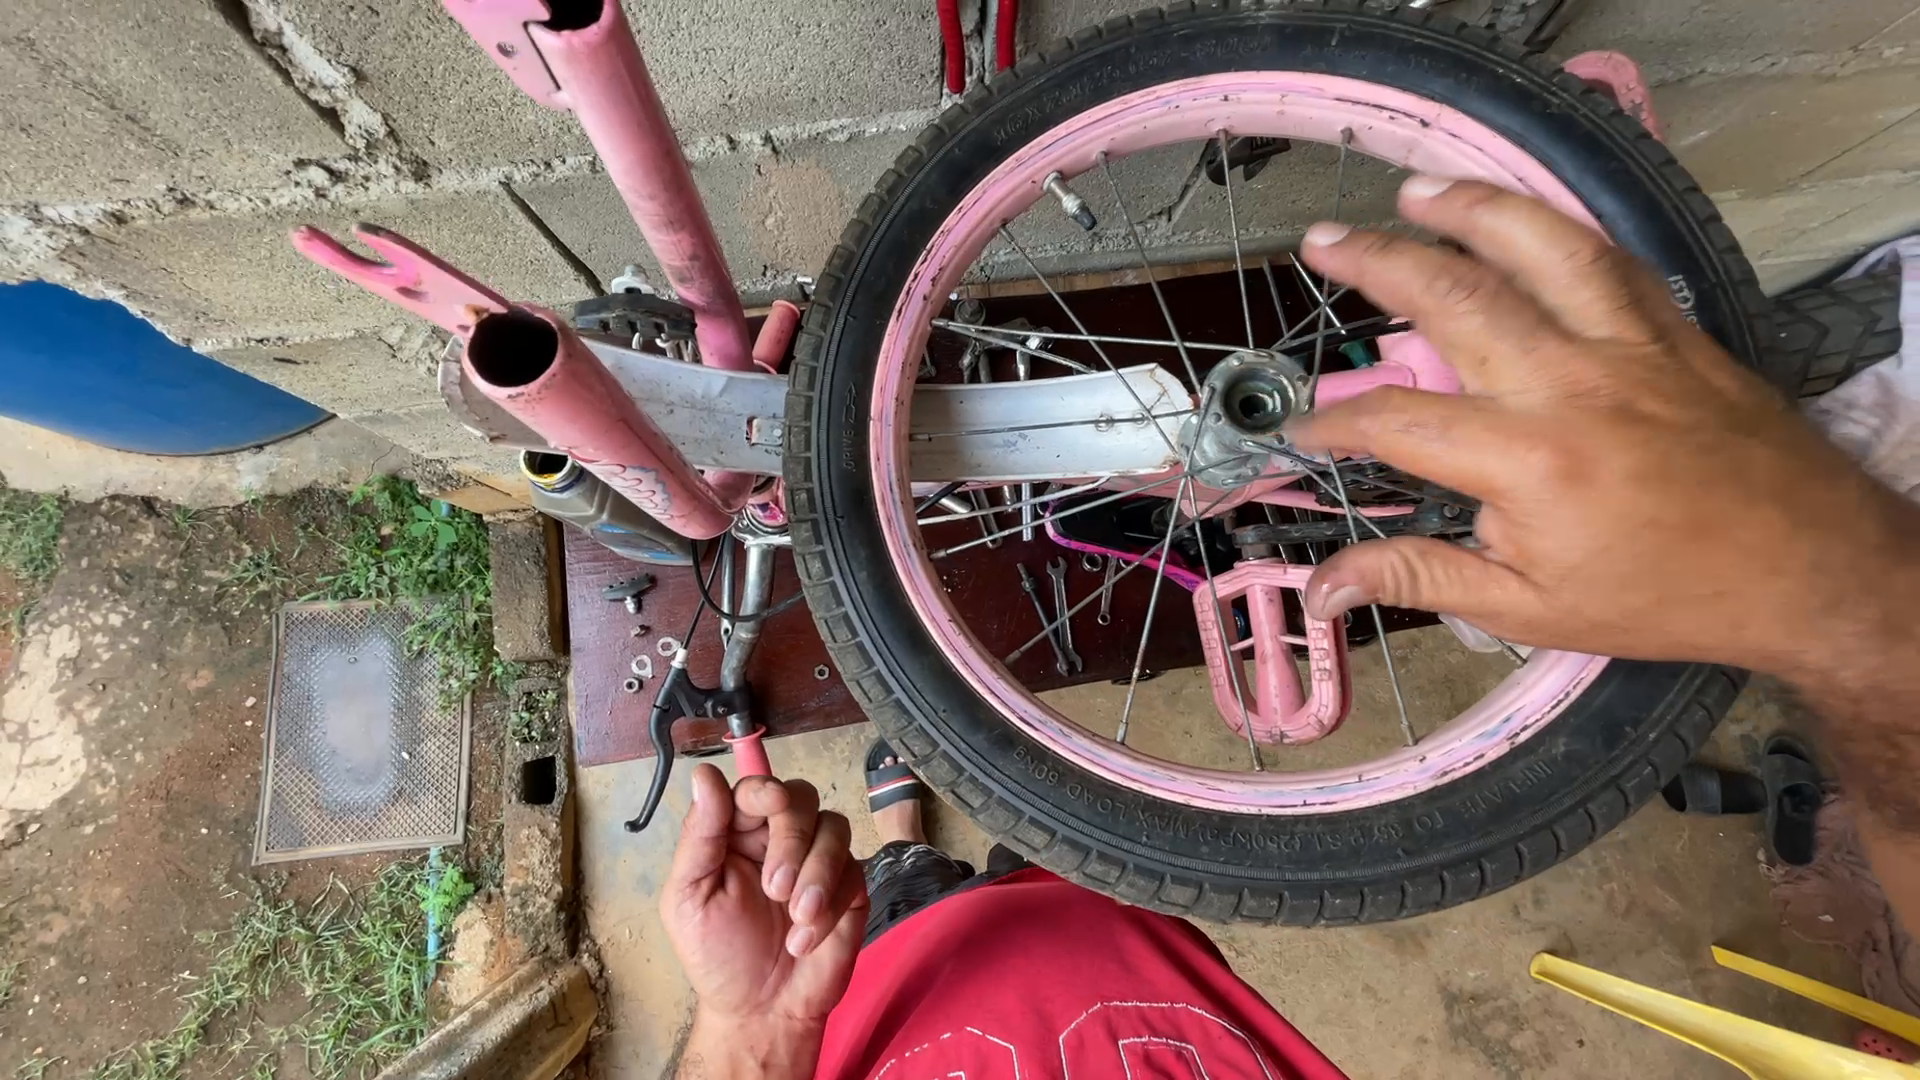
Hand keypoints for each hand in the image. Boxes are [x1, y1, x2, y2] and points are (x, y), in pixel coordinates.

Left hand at [661, 764, 867, 1036]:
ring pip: (834, 826)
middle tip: (775, 888)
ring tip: (797, 917)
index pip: (756, 789)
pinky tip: (805, 938)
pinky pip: (852, 870)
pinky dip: (831, 904)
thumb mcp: (690, 898)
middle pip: (802, 798)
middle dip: (792, 838)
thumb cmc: (719, 954)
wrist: (762, 1012)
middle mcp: (783, 836)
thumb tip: (704, 774)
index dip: (764, 788)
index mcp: (740, 832)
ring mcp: (820, 857)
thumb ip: (700, 835)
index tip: (771, 801)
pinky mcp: (848, 884)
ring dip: (816, 871)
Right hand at [1284, 176, 1919, 679]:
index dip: (1333, 422)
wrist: (1818, 575)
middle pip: (1457, 298)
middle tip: (1322, 243)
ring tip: (1414, 193)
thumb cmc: (1657, 597)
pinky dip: (1553, 230)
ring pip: (1542, 250)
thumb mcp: (1519, 607)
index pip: (1395, 420)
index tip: (1301, 429)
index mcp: (1527, 459)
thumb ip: (1412, 578)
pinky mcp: (1673, 335)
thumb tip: (1321, 590)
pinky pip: (1608, 260)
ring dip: (1470, 211)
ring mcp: (1631, 346)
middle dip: (1377, 263)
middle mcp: (1573, 383)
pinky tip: (1515, 219)